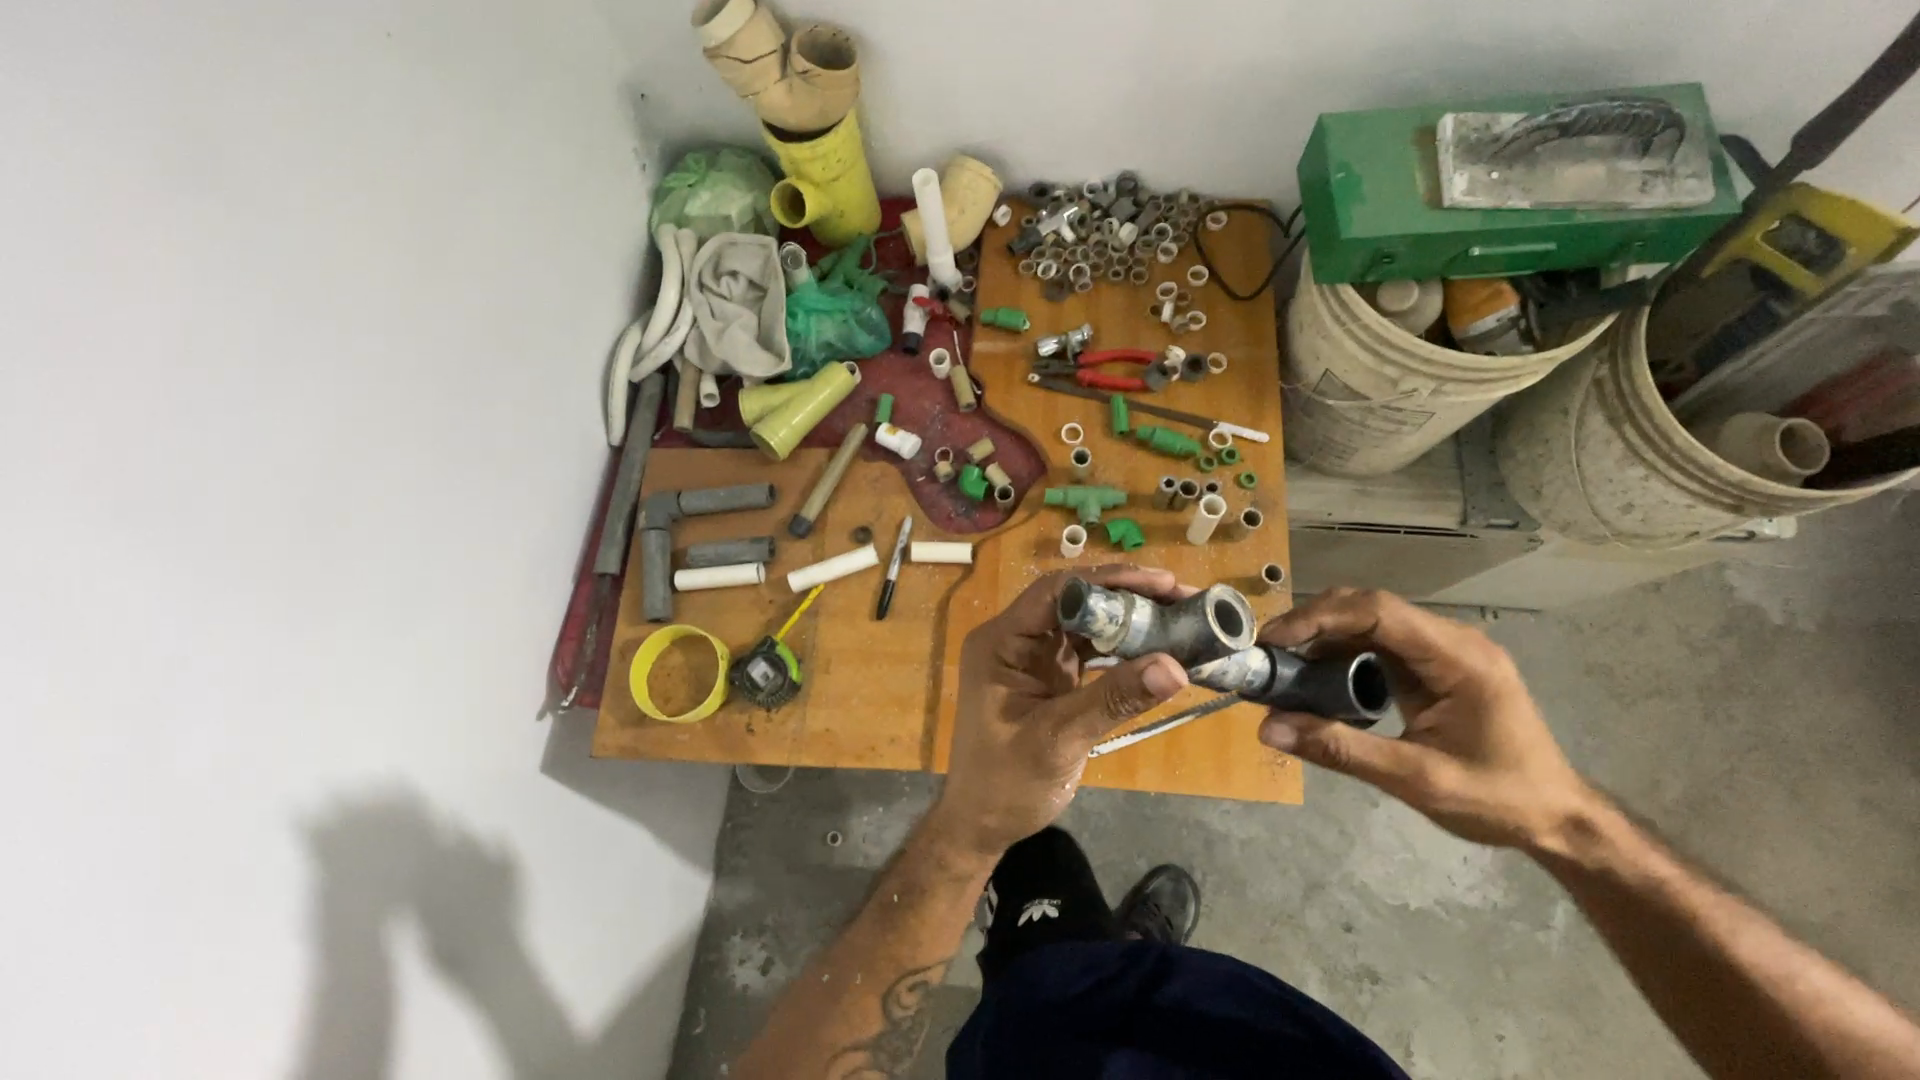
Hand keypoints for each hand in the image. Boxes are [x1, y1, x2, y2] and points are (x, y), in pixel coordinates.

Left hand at [931, 566, 1191, 859]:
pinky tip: (1162, 649)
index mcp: (1001, 642)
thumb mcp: (1057, 740)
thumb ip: (1112, 700)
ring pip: (1088, 624)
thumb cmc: (1005, 782)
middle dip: (1129, 597)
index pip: (1055, 592)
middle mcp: (1017, 640)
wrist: (982, 822)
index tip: (1160, 583)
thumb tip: (1175, 668)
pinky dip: (1126, 650)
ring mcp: (1036, 658)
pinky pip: (1094, 653)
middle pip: (1076, 601)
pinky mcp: (1054, 679)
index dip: (1108, 581)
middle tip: (1183, 597)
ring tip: (1182, 618)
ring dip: (1132, 621)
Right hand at [1256, 587, 1598, 850]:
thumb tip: (1269, 728)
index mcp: (1459, 658)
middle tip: (1267, 650)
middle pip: (1371, 607)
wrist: (1559, 818)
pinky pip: (1382, 643)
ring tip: (1283, 663)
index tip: (1273, 639)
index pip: (1379, 612)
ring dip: (1325, 635)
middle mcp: (1454, 641)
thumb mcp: (1416, 779)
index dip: (1319, 617)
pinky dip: (1343, 651)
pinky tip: (1318, 675)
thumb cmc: (1497, 799)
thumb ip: (1341, 750)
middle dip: (1314, 622)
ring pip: (1373, 621)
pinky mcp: (1438, 666)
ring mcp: (1447, 651)